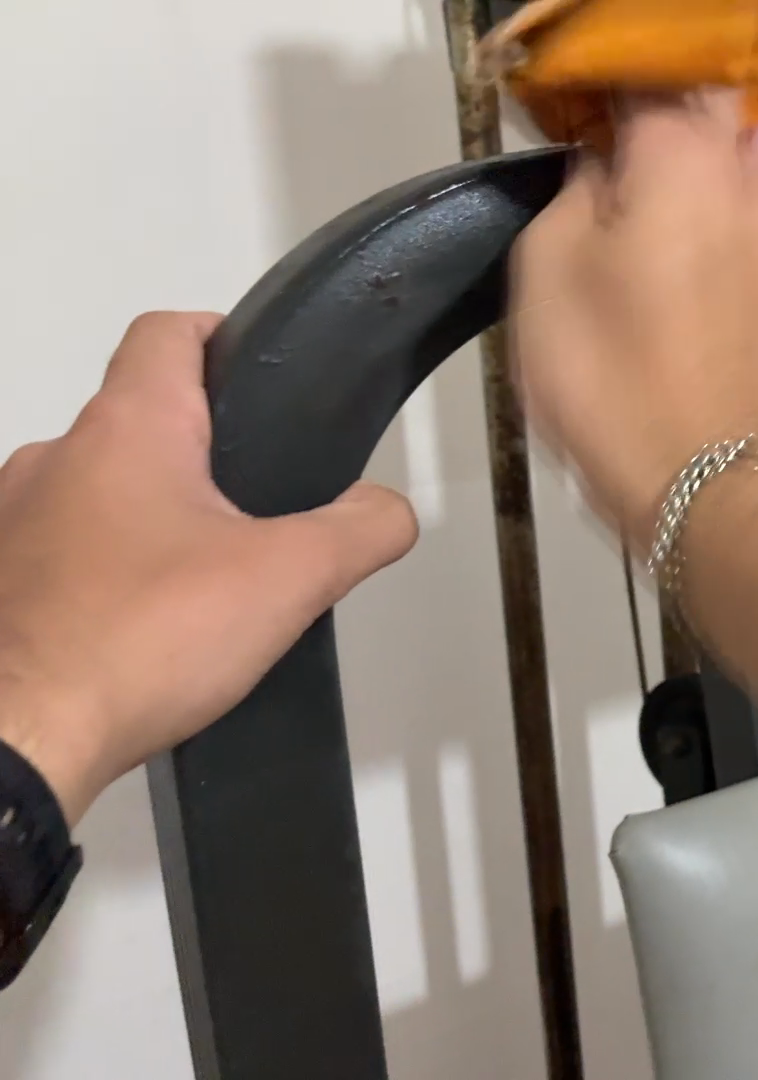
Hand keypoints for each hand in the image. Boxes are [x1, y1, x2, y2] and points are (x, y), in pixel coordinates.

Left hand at [0, 312, 417, 823]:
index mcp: (125, 437)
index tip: (273, 365)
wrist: (8, 746)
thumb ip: (368, 525)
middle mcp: (50, 465)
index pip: (168, 338)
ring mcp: (11, 525)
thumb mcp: (299, 573)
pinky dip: (132, 563)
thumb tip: (388, 509)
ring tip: (232, 573)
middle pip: (150, 422)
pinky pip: (81, 548)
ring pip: (114, 490)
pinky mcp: (3, 586)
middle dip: (221, 452)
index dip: (227, 334)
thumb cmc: (144, 637)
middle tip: (283, 502)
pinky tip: (170, 616)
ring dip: (175, 513)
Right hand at [508, 89, 757, 540]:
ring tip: (646, 160)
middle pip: (710, 115)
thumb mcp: (549, 269)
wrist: (701, 480)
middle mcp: (742, 197)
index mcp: (681, 165)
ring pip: (739, 169)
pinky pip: (749, 228)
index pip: (650, 81)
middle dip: (661, 110)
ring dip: (697, 153)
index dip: (607, 84)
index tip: (571, 105)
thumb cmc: (613, 380)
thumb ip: (574, 193)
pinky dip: (721, 209)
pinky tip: (693, 217)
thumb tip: (601, 167)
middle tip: (609, 129)